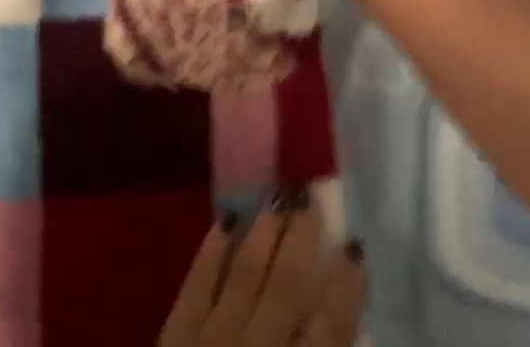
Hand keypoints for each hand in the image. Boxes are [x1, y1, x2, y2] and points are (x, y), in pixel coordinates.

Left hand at [159, 208, 365, 346]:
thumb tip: (344, 336)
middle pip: (284, 290)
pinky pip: (195, 283)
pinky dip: (210, 252)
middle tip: (309, 197)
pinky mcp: (174, 333)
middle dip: (299, 242)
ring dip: (262, 236)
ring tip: (276, 199)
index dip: (345, 291)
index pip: (329, 333)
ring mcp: (209, 338)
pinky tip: (224, 221)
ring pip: (242, 276)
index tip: (355, 248)